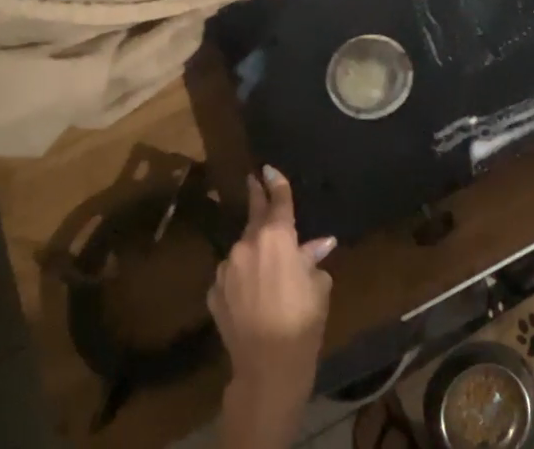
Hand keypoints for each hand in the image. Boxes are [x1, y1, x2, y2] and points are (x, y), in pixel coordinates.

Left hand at [208, 165, 335, 398]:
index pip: (278, 201)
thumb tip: (318, 245)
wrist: (267, 365)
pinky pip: (232, 274)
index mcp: (277, 238)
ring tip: (267, 261)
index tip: (268, 168)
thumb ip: (312, 259)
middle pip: (254, 216)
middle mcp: (246, 246)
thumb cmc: (303, 320)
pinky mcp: (214, 293)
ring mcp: (226, 269)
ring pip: (243, 249)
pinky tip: (254, 291)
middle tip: (254, 180)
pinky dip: (243, 275)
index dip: (276, 183)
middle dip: (257, 198)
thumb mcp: (319, 286)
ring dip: (253, 248)